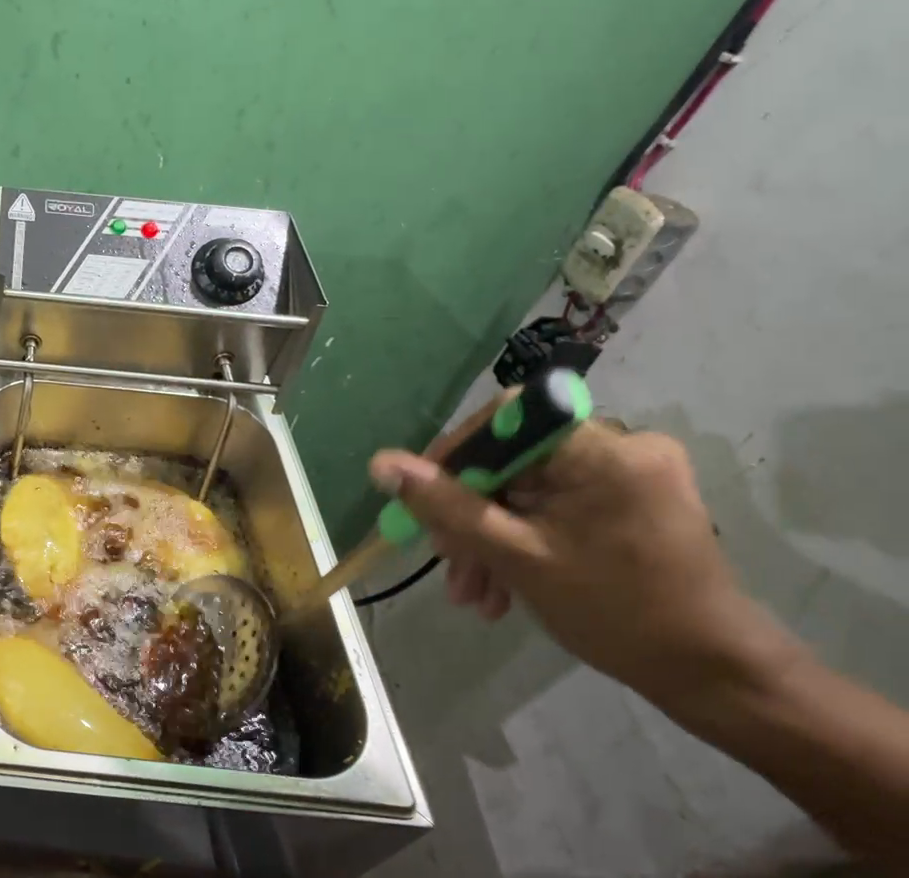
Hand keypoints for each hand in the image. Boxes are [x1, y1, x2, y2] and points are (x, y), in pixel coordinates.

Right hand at [369, 401, 797, 706]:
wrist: (714, 676)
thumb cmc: (616, 612)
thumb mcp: (514, 556)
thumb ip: (445, 504)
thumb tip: (381, 463)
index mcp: (603, 450)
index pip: (504, 419)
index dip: (453, 453)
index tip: (423, 498)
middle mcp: (623, 447)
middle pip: (514, 460)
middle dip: (471, 512)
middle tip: (443, 558)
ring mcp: (632, 476)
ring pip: (531, 489)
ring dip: (492, 535)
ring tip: (470, 591)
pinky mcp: (634, 502)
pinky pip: (557, 505)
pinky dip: (525, 538)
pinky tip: (502, 585)